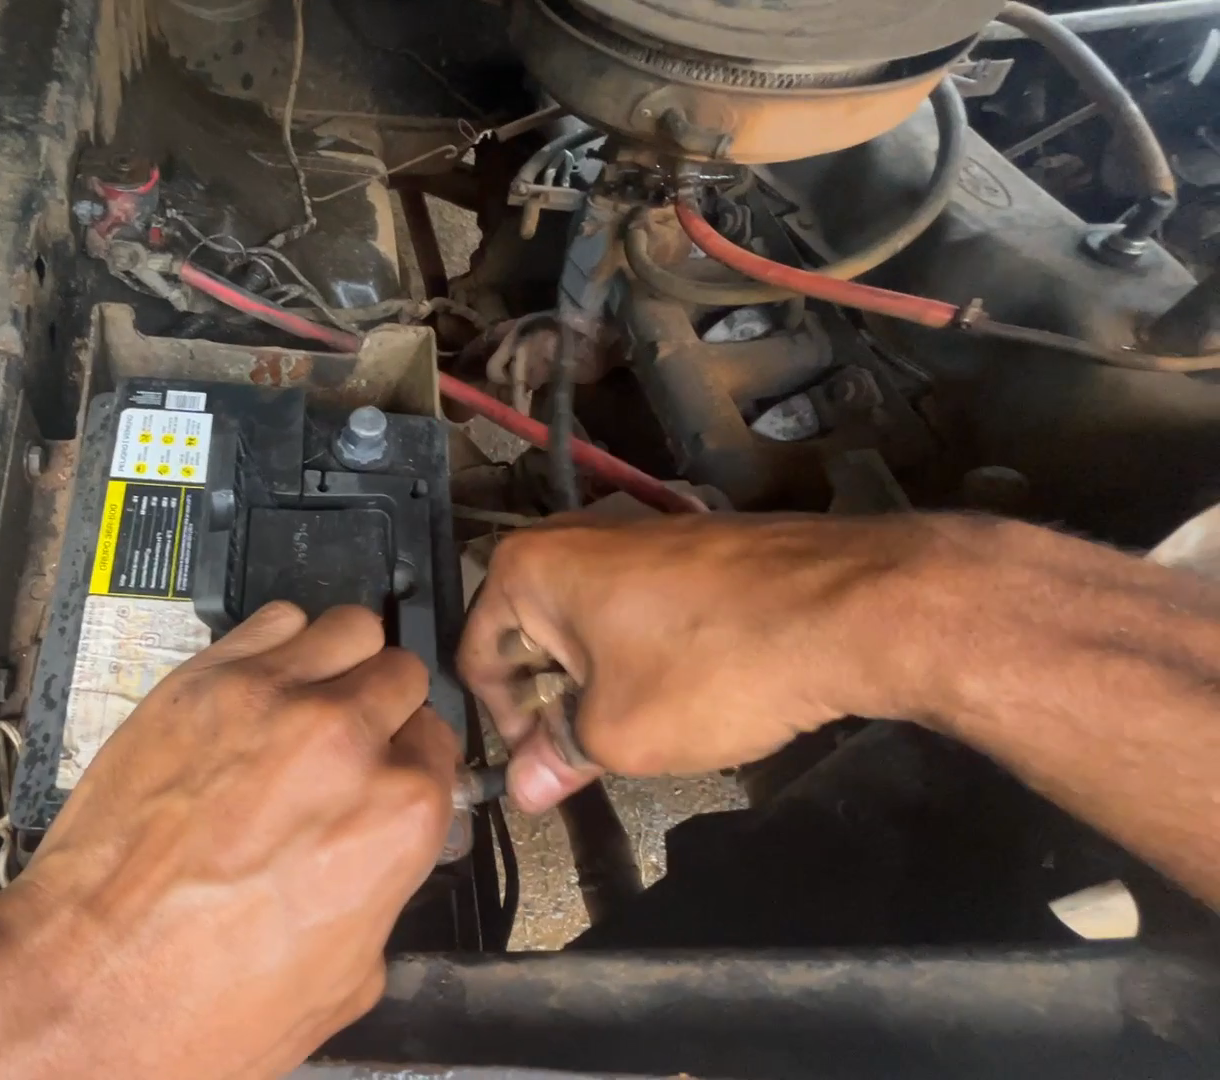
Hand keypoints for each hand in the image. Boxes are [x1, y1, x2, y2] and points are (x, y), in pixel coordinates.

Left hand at [9, 602, 457, 1078]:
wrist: (88, 975)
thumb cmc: (205, 998)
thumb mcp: (346, 977)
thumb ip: (385, 884)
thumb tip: (383, 844)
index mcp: (397, 816)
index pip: (439, 743)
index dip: (414, 758)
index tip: (392, 763)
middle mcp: (343, 741)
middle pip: (401, 673)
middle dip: (386, 704)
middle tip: (354, 731)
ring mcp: (271, 699)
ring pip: (350, 628)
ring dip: (344, 659)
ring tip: (315, 693)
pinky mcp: (205, 678)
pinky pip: (275, 619)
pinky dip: (282, 642)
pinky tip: (264, 682)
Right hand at [459, 514, 956, 813]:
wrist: (857, 607)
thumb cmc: (709, 668)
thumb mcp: (617, 734)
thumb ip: (556, 759)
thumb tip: (523, 791)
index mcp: (524, 569)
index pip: (477, 657)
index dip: (503, 723)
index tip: (543, 764)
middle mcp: (563, 536)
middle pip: (525, 633)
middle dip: (546, 697)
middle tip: (584, 749)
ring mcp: (625, 530)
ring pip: (577, 617)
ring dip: (588, 674)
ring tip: (634, 720)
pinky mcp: (679, 539)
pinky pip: (627, 598)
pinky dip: (631, 645)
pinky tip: (677, 680)